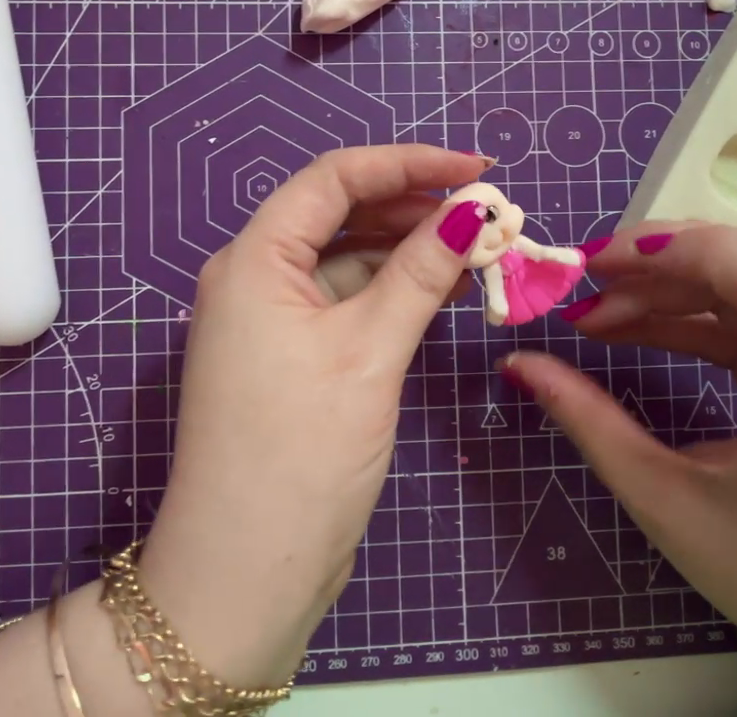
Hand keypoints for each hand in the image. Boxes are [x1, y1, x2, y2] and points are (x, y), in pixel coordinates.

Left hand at [138, 145, 492, 686]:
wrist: (245, 572)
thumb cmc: (299, 452)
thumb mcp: (368, 353)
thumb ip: (419, 273)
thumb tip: (472, 210)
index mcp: (254, 259)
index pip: (333, 179)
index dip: (407, 164)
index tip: (477, 169)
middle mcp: (255, 277)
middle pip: (342, 215)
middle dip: (416, 208)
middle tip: (491, 216)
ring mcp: (272, 320)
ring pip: (350, 260)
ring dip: (412, 252)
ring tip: (483, 252)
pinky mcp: (293, 356)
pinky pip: (348, 302)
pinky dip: (396, 293)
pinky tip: (448, 290)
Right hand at [503, 223, 736, 698]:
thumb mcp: (661, 502)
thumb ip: (586, 420)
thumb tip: (517, 363)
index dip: (708, 256)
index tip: (613, 263)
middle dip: (670, 258)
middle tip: (586, 275)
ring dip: (673, 283)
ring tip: (596, 308)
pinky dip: (692, 312)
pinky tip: (634, 324)